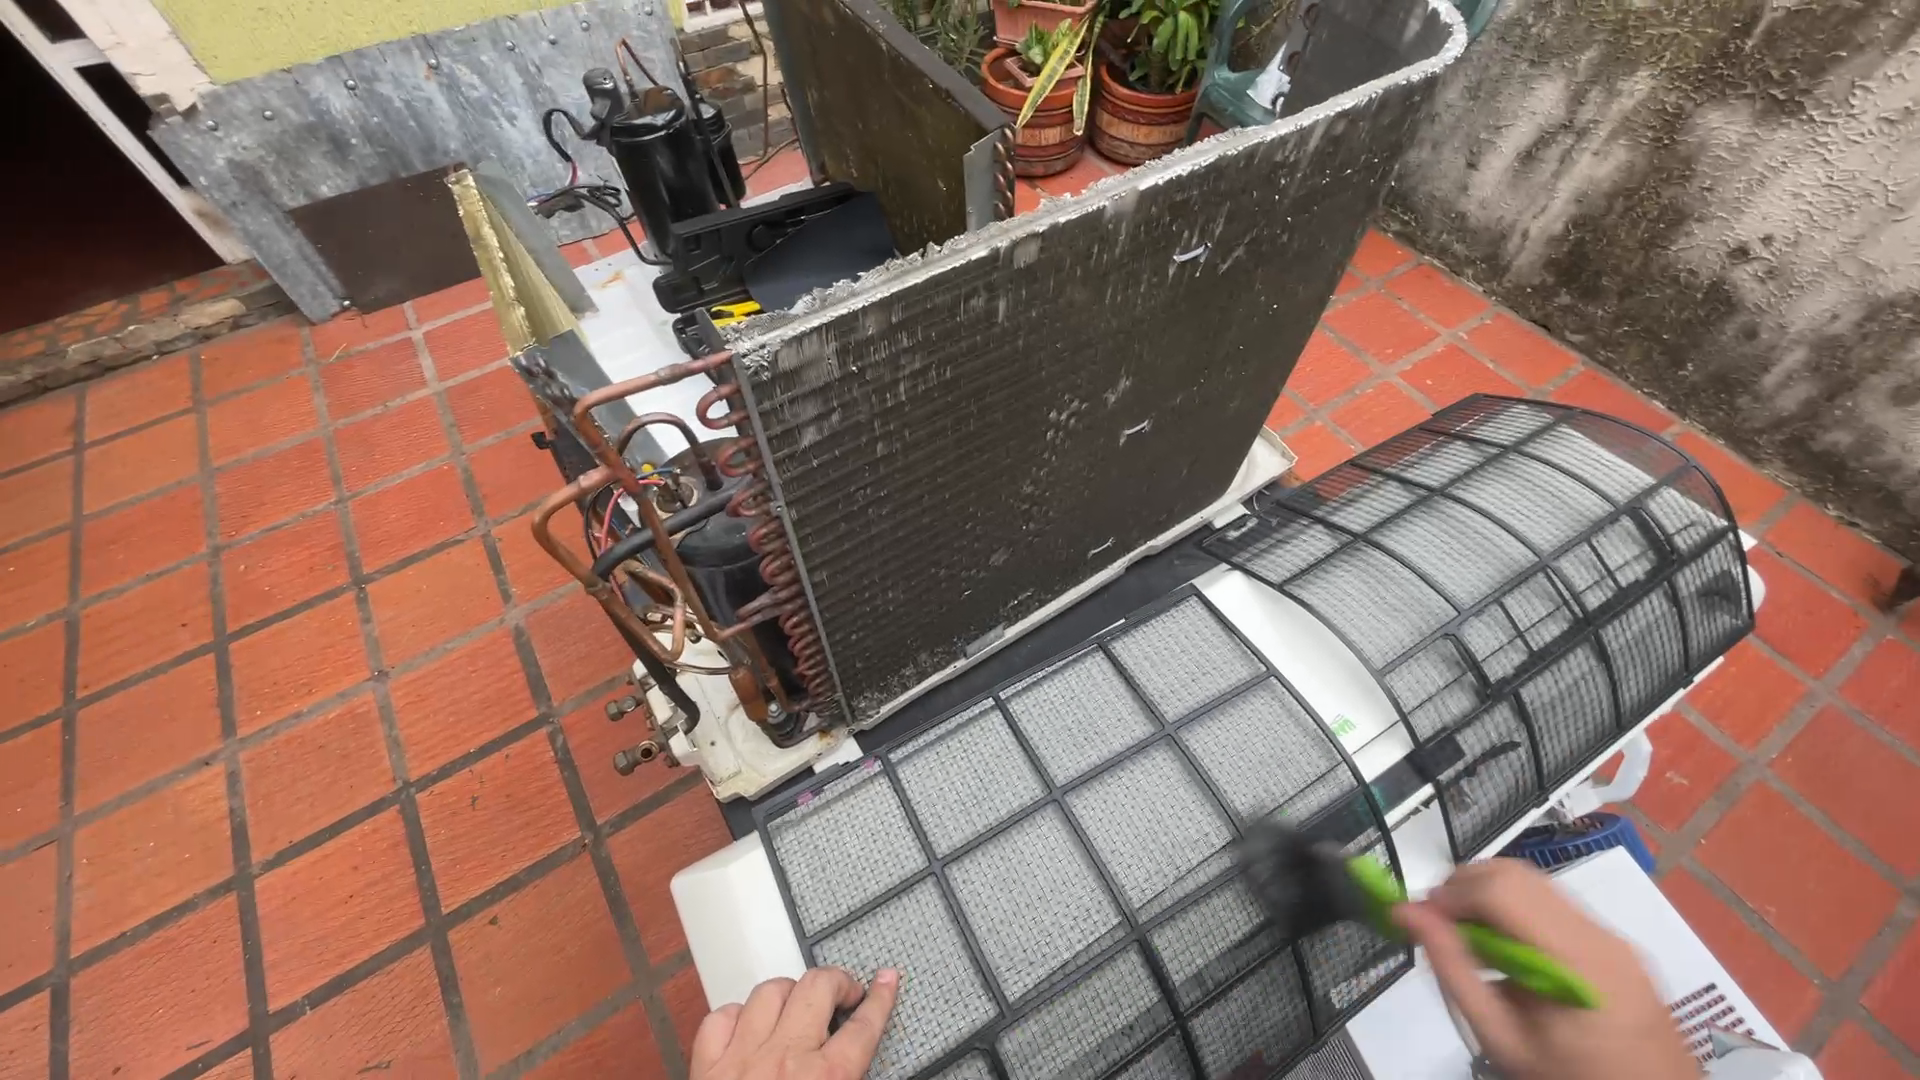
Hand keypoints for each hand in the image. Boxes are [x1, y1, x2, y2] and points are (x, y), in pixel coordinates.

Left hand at [690, 967, 899, 1079]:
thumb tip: (856, 1066)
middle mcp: (786, 1062)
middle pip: (818, 987)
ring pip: (771, 991)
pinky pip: (722, 1018)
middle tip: (845, 997)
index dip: (881, 998)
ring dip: (790, 993)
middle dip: (838, 983)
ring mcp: (742, 1060)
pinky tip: (749, 1028)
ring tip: (799, 1008)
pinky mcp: (706, 1070)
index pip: (864, 1026)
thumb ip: (849, 1079)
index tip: (886, 980)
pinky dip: (737, 1017)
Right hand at [1393, 859, 1694, 1079]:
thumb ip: (1453, 970)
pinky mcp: (1618, 946)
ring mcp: (1615, 938)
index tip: (1422, 920)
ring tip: (1471, 936)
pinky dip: (1515, 908)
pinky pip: (1553, 903)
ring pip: (1532, 881)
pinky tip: (1508, 948)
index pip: (1499, 890)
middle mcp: (1601, 936)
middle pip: (1515, 875)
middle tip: (1440, 924)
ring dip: (1487, 894)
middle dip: (1464, 887)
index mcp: (1576, 960)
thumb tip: (1406, 913)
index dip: (1450, 895)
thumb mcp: (1502, 1038)